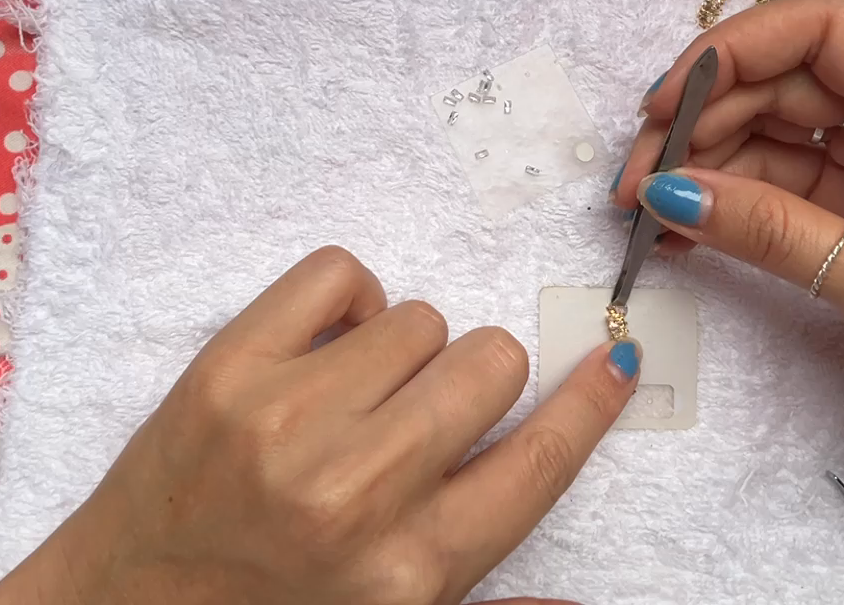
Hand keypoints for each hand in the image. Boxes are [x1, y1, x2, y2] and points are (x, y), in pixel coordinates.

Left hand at [0, 246, 641, 604]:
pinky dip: (347, 297)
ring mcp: (289, 417)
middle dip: (472, 378)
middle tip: (421, 410)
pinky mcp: (230, 363)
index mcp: (411, 575)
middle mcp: (359, 491)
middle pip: (486, 363)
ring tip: (354, 390)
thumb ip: (484, 600)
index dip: (587, 407)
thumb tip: (575, 593)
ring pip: (417, 315)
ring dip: (404, 347)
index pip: (537, 465)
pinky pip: (338, 271)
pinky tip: (323, 345)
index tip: (612, 363)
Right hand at [610, 0, 843, 517]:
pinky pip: (772, 181)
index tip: (668, 102)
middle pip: (785, 80)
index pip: (836, 30)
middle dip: (700, 118)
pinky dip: (720, 200)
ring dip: (697, 161)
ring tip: (643, 211)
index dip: (743, 45)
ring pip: (767, 128)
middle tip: (634, 182)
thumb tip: (668, 192)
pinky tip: (678, 229)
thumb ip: (784, 237)